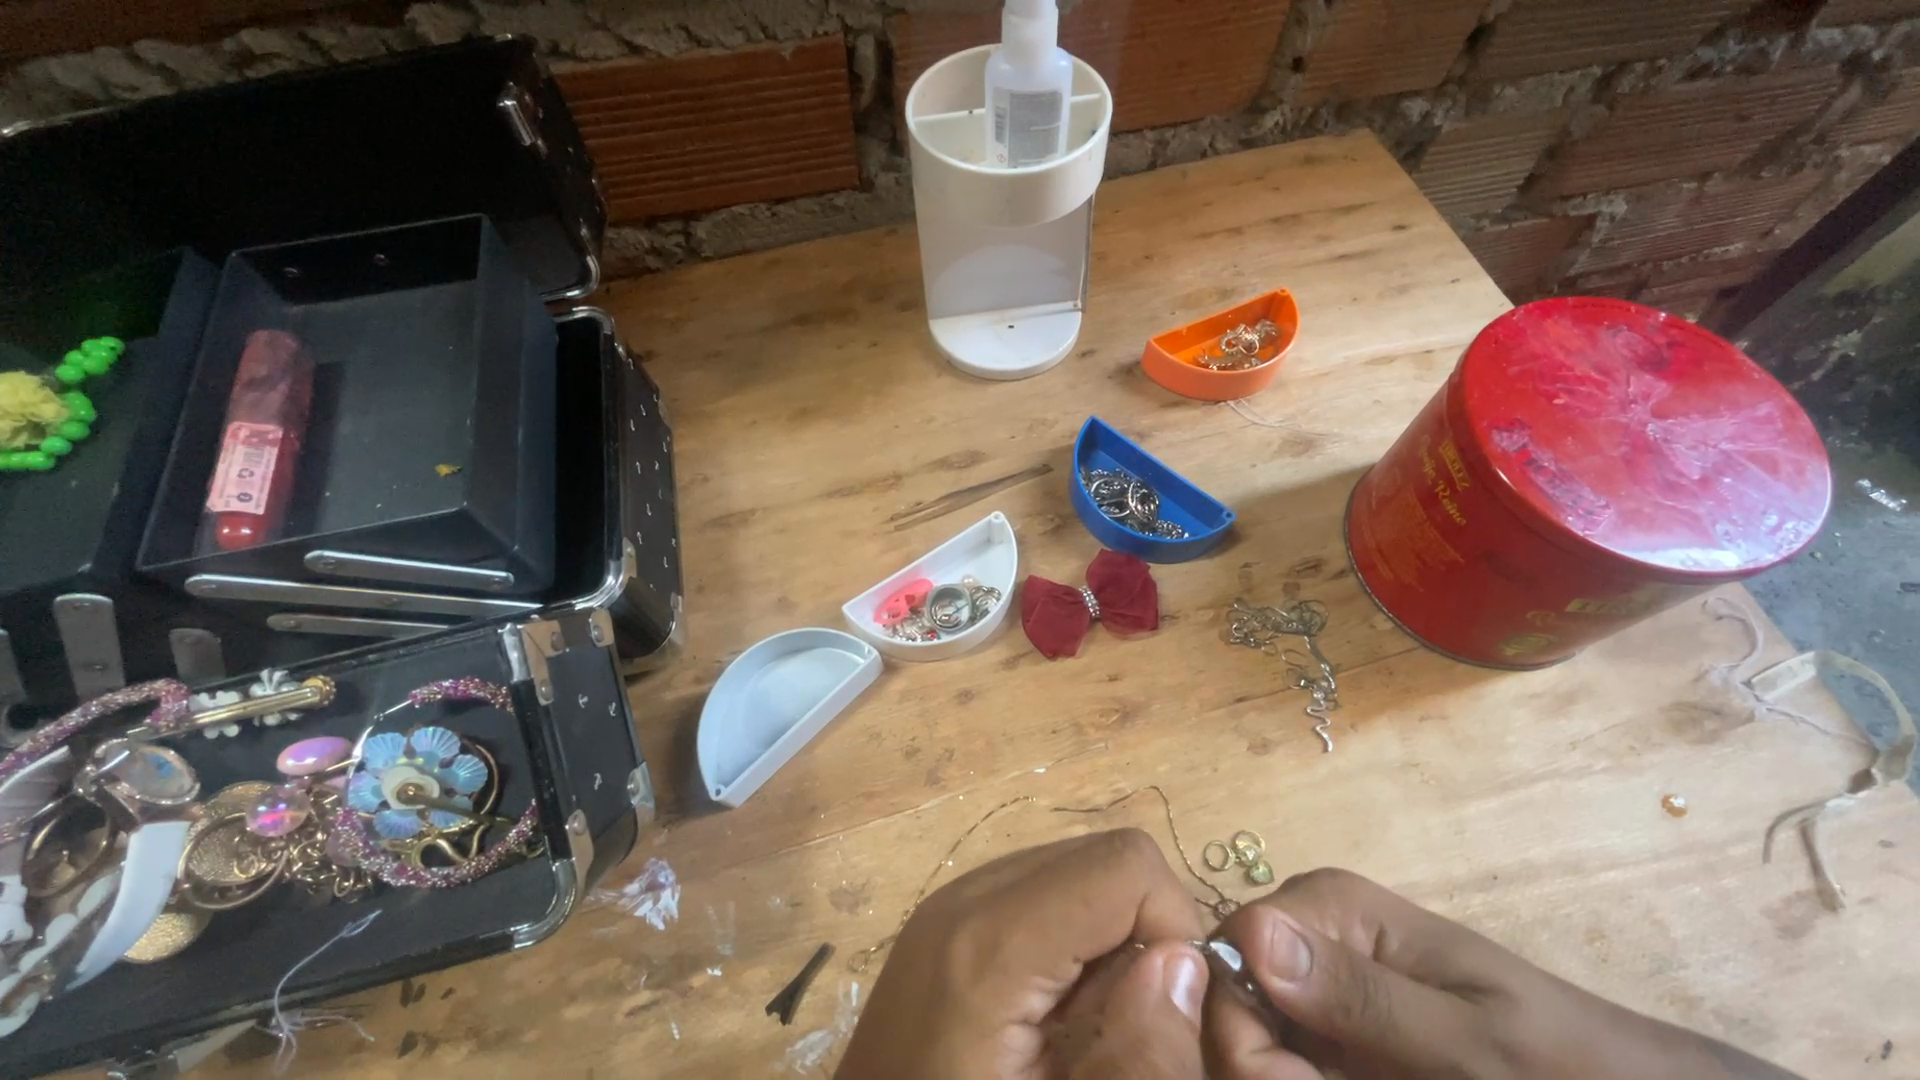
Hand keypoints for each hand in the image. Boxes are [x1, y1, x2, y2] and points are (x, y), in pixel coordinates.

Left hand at [837, 828, 1210, 1079]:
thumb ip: (1131, 1053)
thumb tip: (1182, 962)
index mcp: (991, 941)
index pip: (1126, 863)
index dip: (1172, 926)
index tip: (1170, 1007)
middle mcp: (968, 894)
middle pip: (1102, 856)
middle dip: (1143, 928)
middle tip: (1126, 1021)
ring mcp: (952, 898)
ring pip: (1075, 867)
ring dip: (1108, 933)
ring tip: (1084, 1020)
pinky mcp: (948, 914)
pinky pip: (1039, 889)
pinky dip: (1071, 933)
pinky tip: (1048, 1005)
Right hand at [1206, 869, 1803, 1079]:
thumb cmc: (1562, 1064)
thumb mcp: (1472, 1044)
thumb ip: (1362, 994)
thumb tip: (1251, 932)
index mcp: (1329, 906)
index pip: (1227, 959)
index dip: (1242, 1037)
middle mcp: (1305, 932)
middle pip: (1227, 1004)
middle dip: (1262, 1070)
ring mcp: (1313, 982)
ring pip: (1248, 1040)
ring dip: (1281, 1077)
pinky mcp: (1327, 1029)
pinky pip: (1282, 1059)